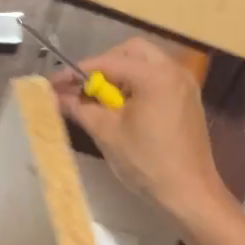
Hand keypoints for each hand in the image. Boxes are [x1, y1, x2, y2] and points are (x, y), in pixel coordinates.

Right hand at [52, 38, 230, 221]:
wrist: (189, 193)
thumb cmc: (146, 163)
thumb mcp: (107, 133)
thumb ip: (80, 108)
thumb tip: (57, 96)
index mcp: (154, 76)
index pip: (108, 62)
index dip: (77, 71)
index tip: (55, 83)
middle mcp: (174, 71)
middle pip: (131, 51)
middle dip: (103, 65)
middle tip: (83, 87)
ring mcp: (185, 84)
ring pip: (147, 62)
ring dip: (121, 73)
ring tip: (101, 98)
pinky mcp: (188, 99)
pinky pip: (158, 77)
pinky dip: (138, 83)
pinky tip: (124, 106)